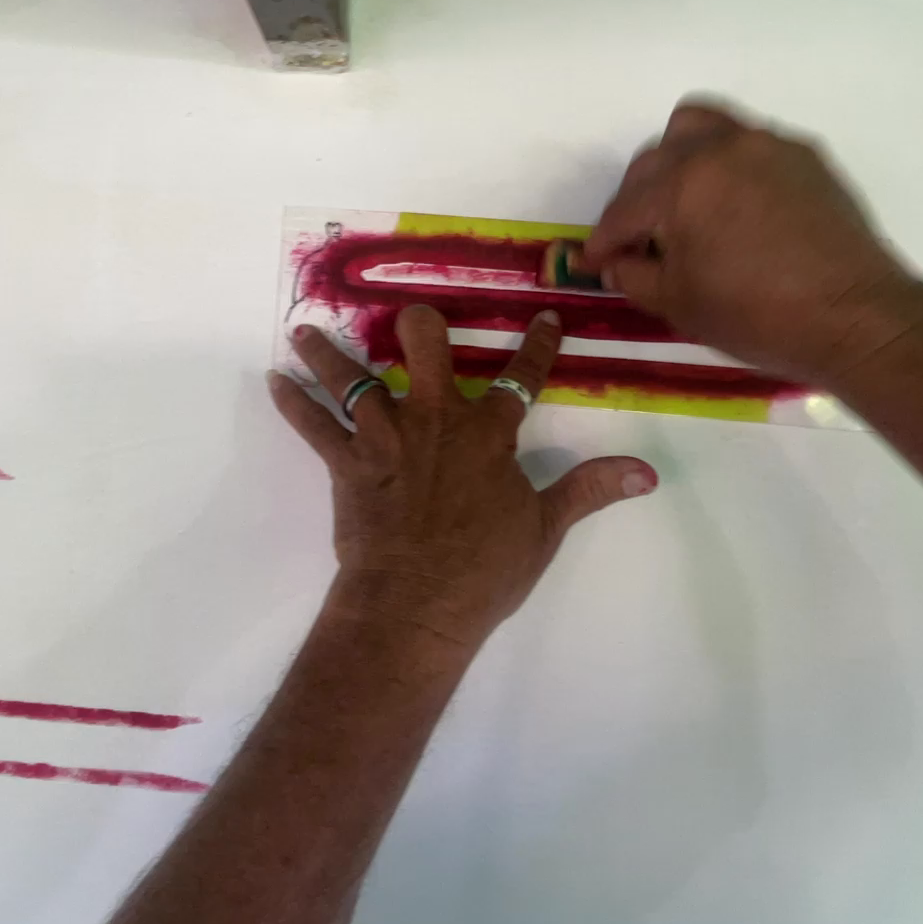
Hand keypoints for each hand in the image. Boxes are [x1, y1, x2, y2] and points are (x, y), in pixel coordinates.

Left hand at [269, 305, 657, 649]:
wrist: (416, 605)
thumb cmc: (484, 570)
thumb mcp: (545, 528)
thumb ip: (590, 489)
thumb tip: (647, 473)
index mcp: (487, 433)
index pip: (521, 378)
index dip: (537, 347)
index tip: (545, 318)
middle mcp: (434, 420)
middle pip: (426, 348)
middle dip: (420, 327)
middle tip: (412, 320)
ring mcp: (387, 437)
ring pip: (355, 378)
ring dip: (330, 353)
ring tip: (305, 330)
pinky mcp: (347, 464)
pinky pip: (314, 426)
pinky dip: (293, 404)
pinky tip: (275, 382)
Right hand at [583, 101, 922, 387]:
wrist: (853, 317)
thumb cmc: (754, 316)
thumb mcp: (677, 303)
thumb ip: (633, 274)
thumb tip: (615, 261)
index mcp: (683, 185)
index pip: (623, 209)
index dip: (601, 241)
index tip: (591, 263)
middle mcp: (721, 149)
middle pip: (654, 158)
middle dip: (634, 201)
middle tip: (639, 243)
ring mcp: (768, 145)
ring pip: (700, 127)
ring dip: (675, 161)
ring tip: (680, 204)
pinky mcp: (804, 156)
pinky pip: (745, 143)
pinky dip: (723, 167)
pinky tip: (731, 210)